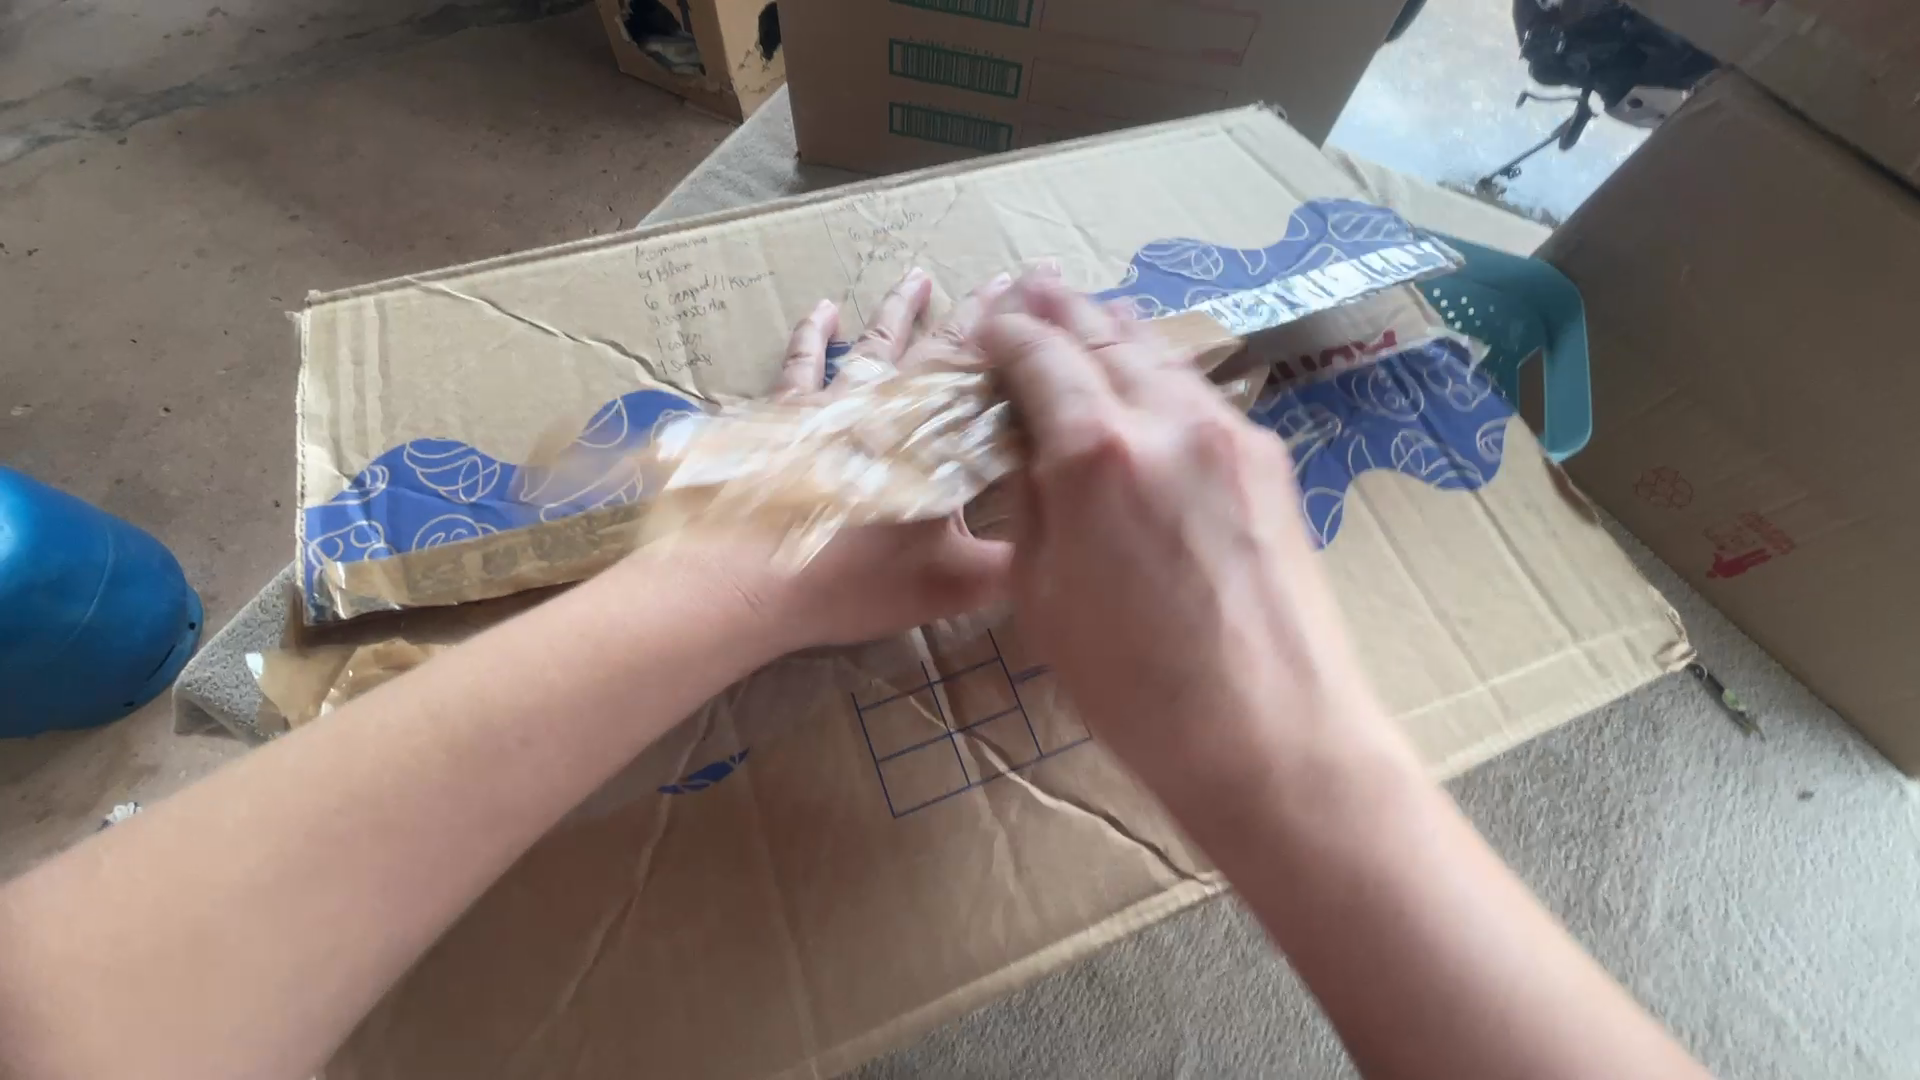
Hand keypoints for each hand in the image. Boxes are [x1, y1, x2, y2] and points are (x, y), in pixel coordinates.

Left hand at [694, 269, 1016, 651]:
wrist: (753, 579)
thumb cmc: (855, 581)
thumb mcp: (951, 585)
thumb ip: (1008, 568)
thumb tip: (1057, 553)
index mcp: (940, 446)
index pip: (994, 386)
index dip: (1029, 351)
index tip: (1052, 311)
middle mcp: (892, 410)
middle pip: (944, 351)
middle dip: (982, 314)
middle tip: (1009, 276)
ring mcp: (837, 405)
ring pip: (877, 342)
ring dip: (902, 310)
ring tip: (920, 276)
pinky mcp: (788, 413)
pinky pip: (804, 361)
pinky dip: (814, 334)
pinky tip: (825, 309)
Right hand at [978, 278, 1407, 818]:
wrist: (1272, 734)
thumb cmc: (1136, 686)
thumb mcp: (1045, 595)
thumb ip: (1033, 504)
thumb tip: (1032, 451)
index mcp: (1098, 454)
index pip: (1040, 358)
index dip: (1005, 335)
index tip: (984, 326)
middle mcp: (1168, 419)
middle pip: (1103, 337)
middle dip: (1059, 309)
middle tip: (1027, 286)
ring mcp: (1229, 433)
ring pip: (1159, 353)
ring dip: (1112, 329)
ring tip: (1082, 309)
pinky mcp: (1267, 460)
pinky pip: (1197, 391)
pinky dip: (1157, 369)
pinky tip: (1143, 373)